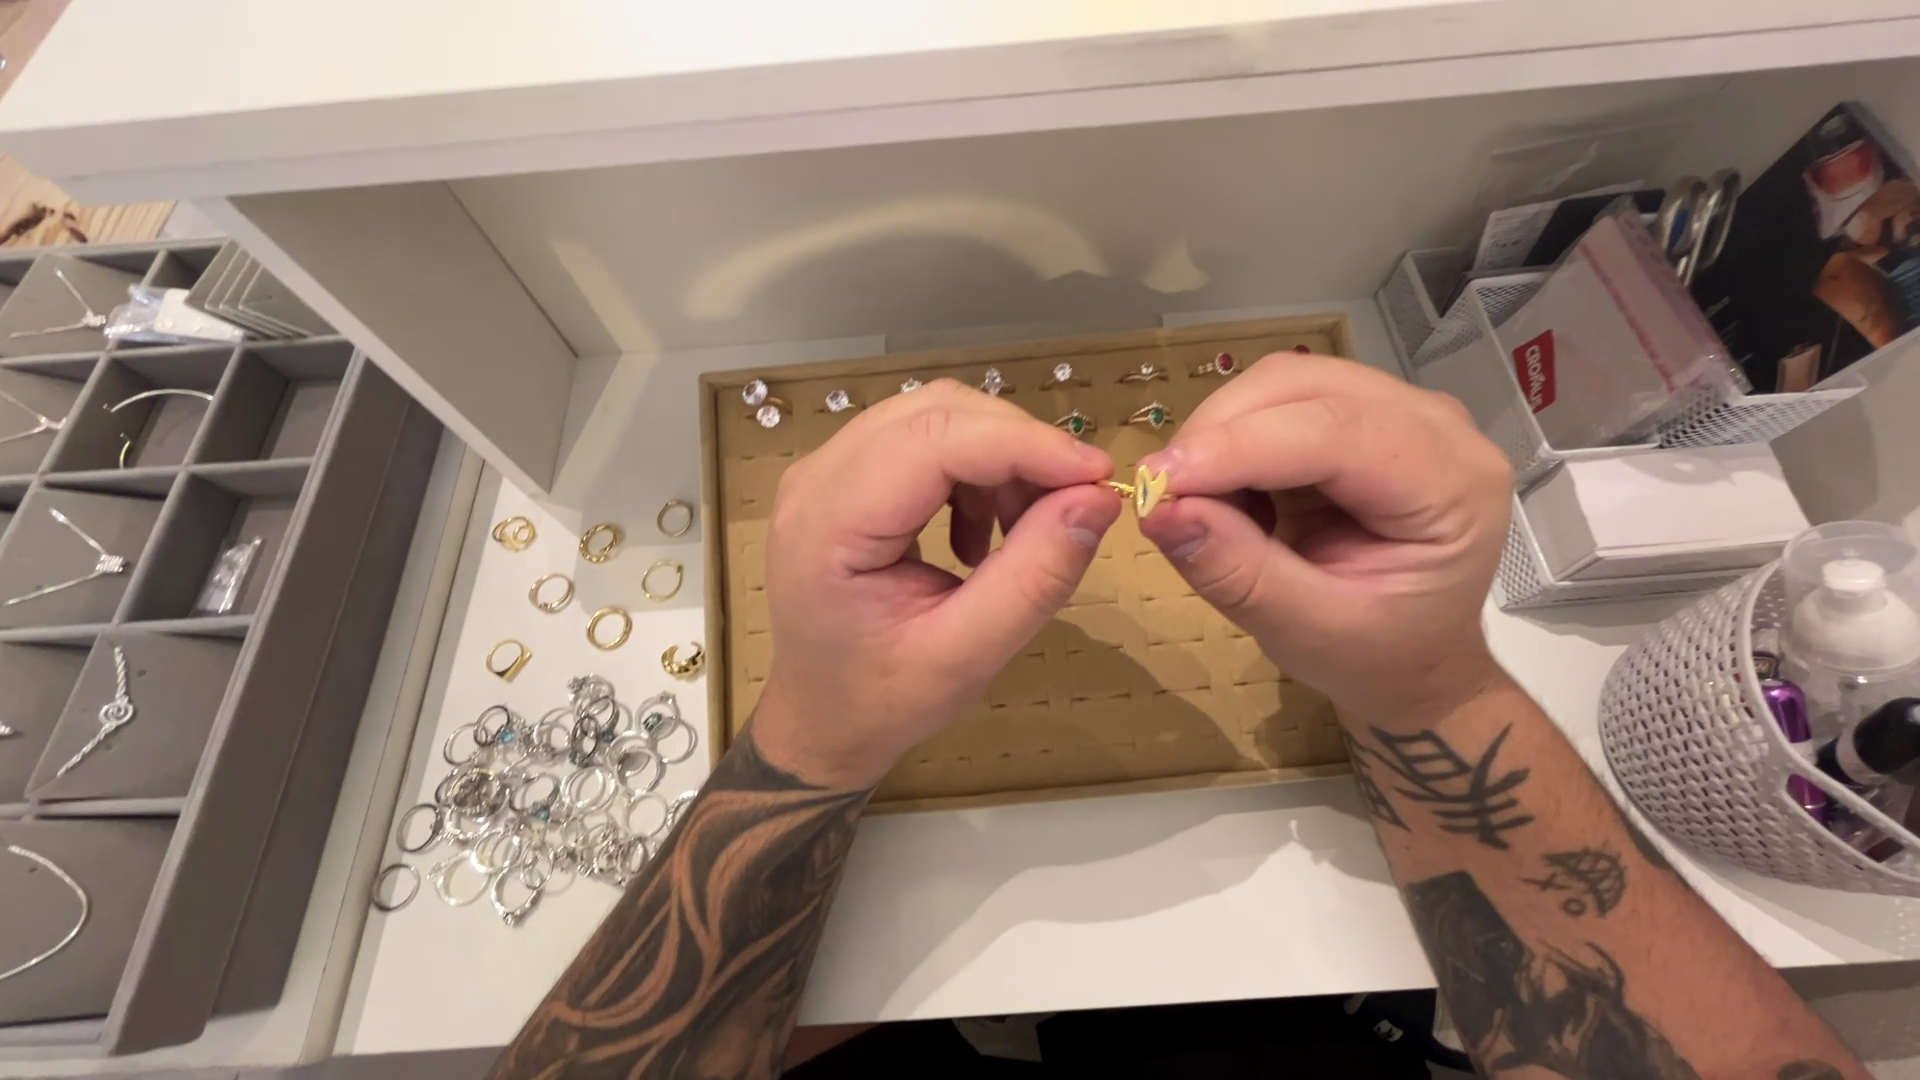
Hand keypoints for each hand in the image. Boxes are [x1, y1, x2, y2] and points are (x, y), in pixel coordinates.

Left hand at [752, 380, 1120, 788]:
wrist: (821, 717)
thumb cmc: (881, 701)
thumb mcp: (966, 658)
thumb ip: (1033, 579)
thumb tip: (1097, 500)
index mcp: (828, 524)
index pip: (934, 440)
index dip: (1024, 445)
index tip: (1099, 476)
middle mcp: (817, 477)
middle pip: (936, 413)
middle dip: (1019, 447)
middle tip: (1073, 504)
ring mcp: (826, 470)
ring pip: (935, 418)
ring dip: (999, 460)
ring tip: (1021, 533)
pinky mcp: (845, 477)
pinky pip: (924, 442)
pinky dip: (974, 474)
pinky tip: (979, 538)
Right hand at [1136, 354, 1511, 727]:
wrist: (1411, 659)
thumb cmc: (1373, 654)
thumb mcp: (1304, 632)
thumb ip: (1236, 573)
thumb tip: (1159, 513)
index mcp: (1450, 485)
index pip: (1334, 432)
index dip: (1237, 448)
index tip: (1155, 483)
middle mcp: (1433, 426)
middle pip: (1303, 386)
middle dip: (1218, 431)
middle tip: (1163, 493)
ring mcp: (1395, 411)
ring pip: (1282, 383)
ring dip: (1218, 433)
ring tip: (1197, 500)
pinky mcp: (1355, 415)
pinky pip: (1274, 402)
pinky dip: (1229, 440)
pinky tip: (1227, 491)